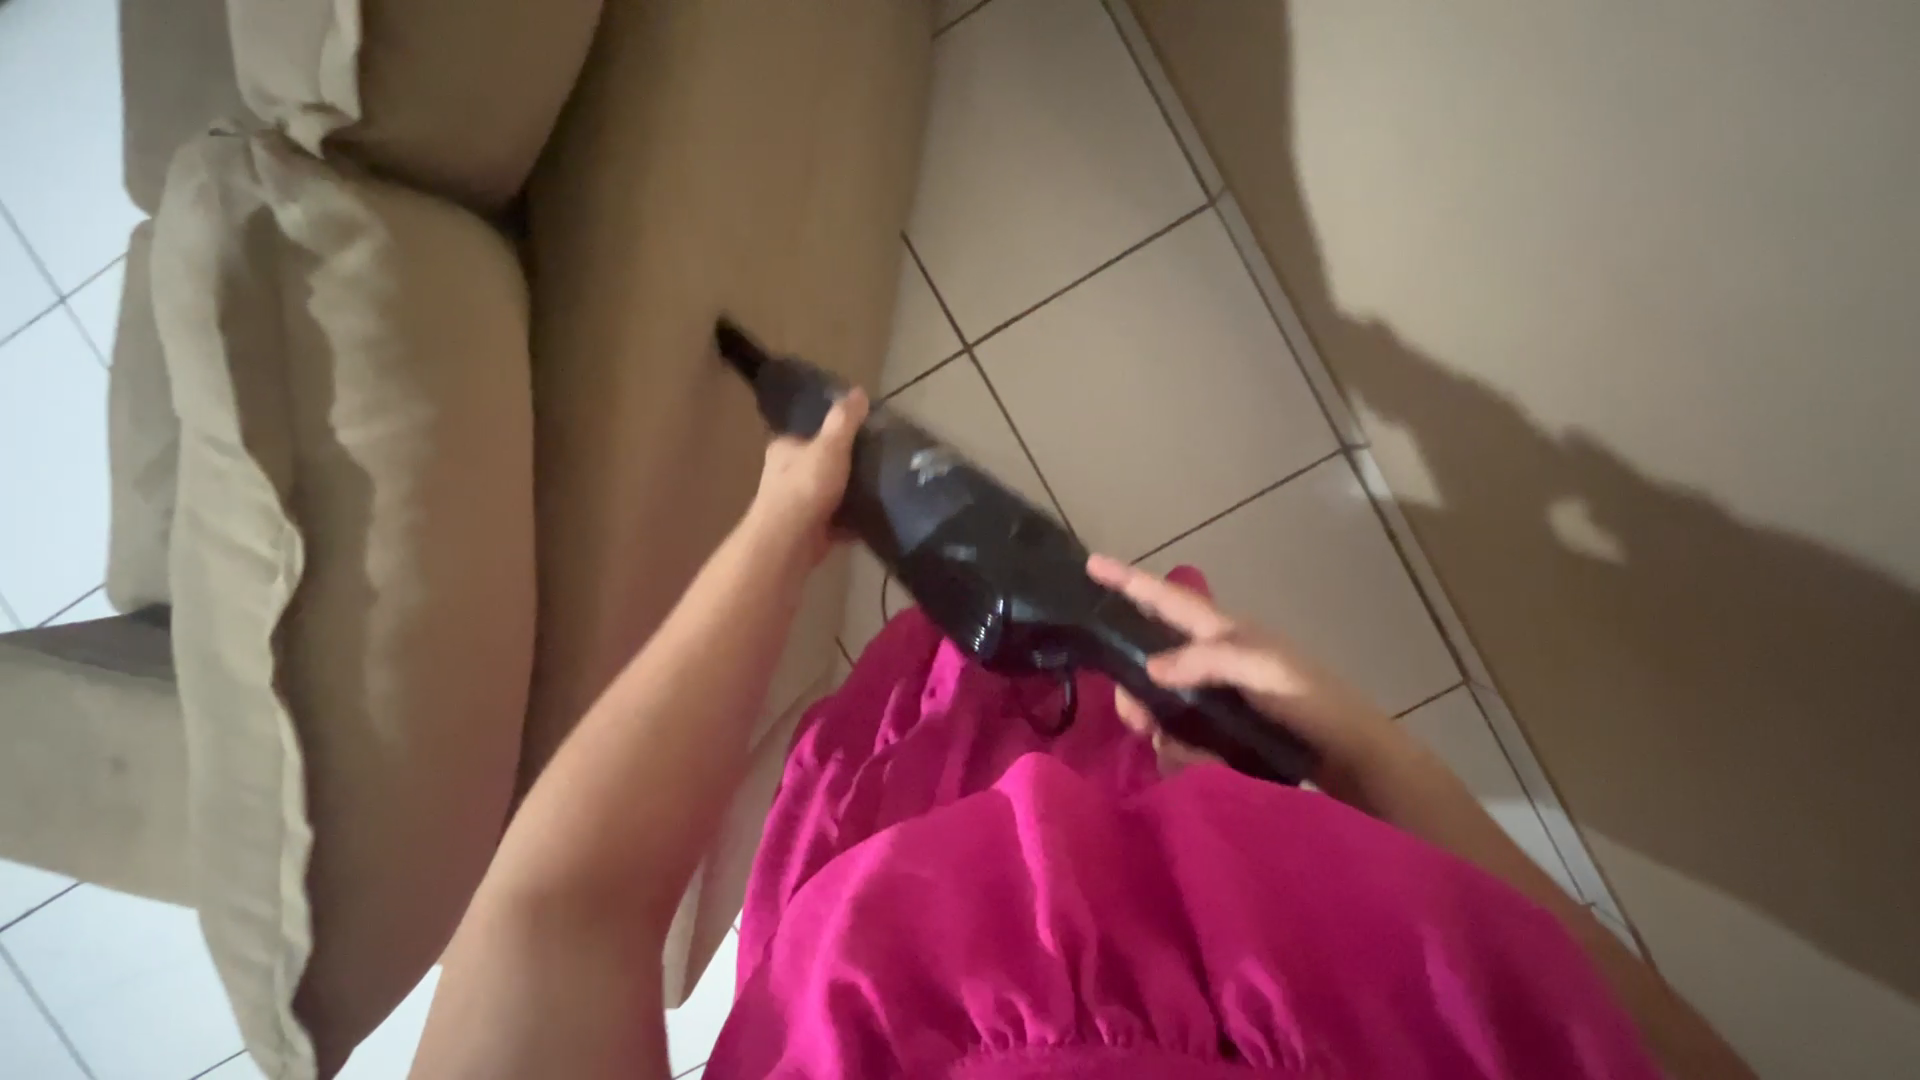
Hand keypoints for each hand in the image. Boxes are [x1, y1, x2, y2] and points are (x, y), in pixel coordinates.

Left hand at [749, 389, 868, 562]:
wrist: (790, 540)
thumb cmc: (806, 486)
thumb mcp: (830, 446)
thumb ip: (844, 420)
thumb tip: (858, 391)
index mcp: (785, 450)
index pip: (808, 434)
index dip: (832, 434)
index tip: (861, 435)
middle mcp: (786, 476)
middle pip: (820, 466)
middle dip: (845, 467)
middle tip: (877, 463)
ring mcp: (797, 506)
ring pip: (829, 495)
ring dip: (850, 496)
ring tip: (882, 489)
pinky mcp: (811, 533)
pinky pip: (837, 523)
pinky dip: (853, 523)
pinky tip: (875, 519)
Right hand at [1086, 555, 1407, 785]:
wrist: (1352, 759)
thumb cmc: (1313, 702)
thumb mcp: (1266, 671)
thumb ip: (1209, 660)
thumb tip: (1150, 667)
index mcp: (1223, 632)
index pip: (1166, 598)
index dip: (1128, 580)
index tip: (1090, 563)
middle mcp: (1210, 659)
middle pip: (1148, 662)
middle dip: (1135, 690)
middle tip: (1139, 720)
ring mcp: (1211, 696)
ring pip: (1157, 704)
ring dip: (1159, 727)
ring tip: (1181, 749)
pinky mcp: (1216, 731)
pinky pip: (1175, 735)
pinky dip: (1178, 750)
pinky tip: (1194, 762)